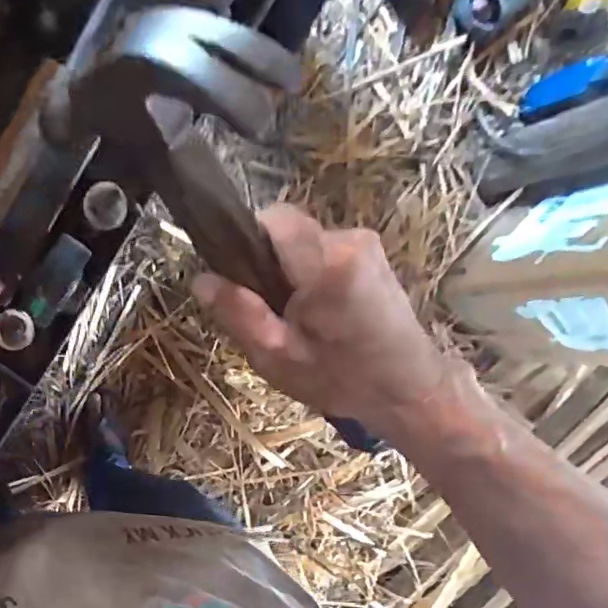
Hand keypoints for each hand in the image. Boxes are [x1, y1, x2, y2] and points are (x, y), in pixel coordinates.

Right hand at [192, 205, 460, 442]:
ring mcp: (365, 244)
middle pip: (283, 232)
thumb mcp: (275, 354)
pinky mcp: (369, 255)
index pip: (273, 220)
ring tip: (285, 318)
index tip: (232, 278)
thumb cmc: (338, 377)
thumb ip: (238, 312)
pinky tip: (308, 313)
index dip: (242, 240)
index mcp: (327, 264)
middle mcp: (350, 240)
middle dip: (260, 264)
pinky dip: (301, 276)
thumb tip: (201, 279)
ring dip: (280, 273)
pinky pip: (316, 252)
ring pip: (298, 243)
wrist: (407, 388)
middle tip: (258, 312)